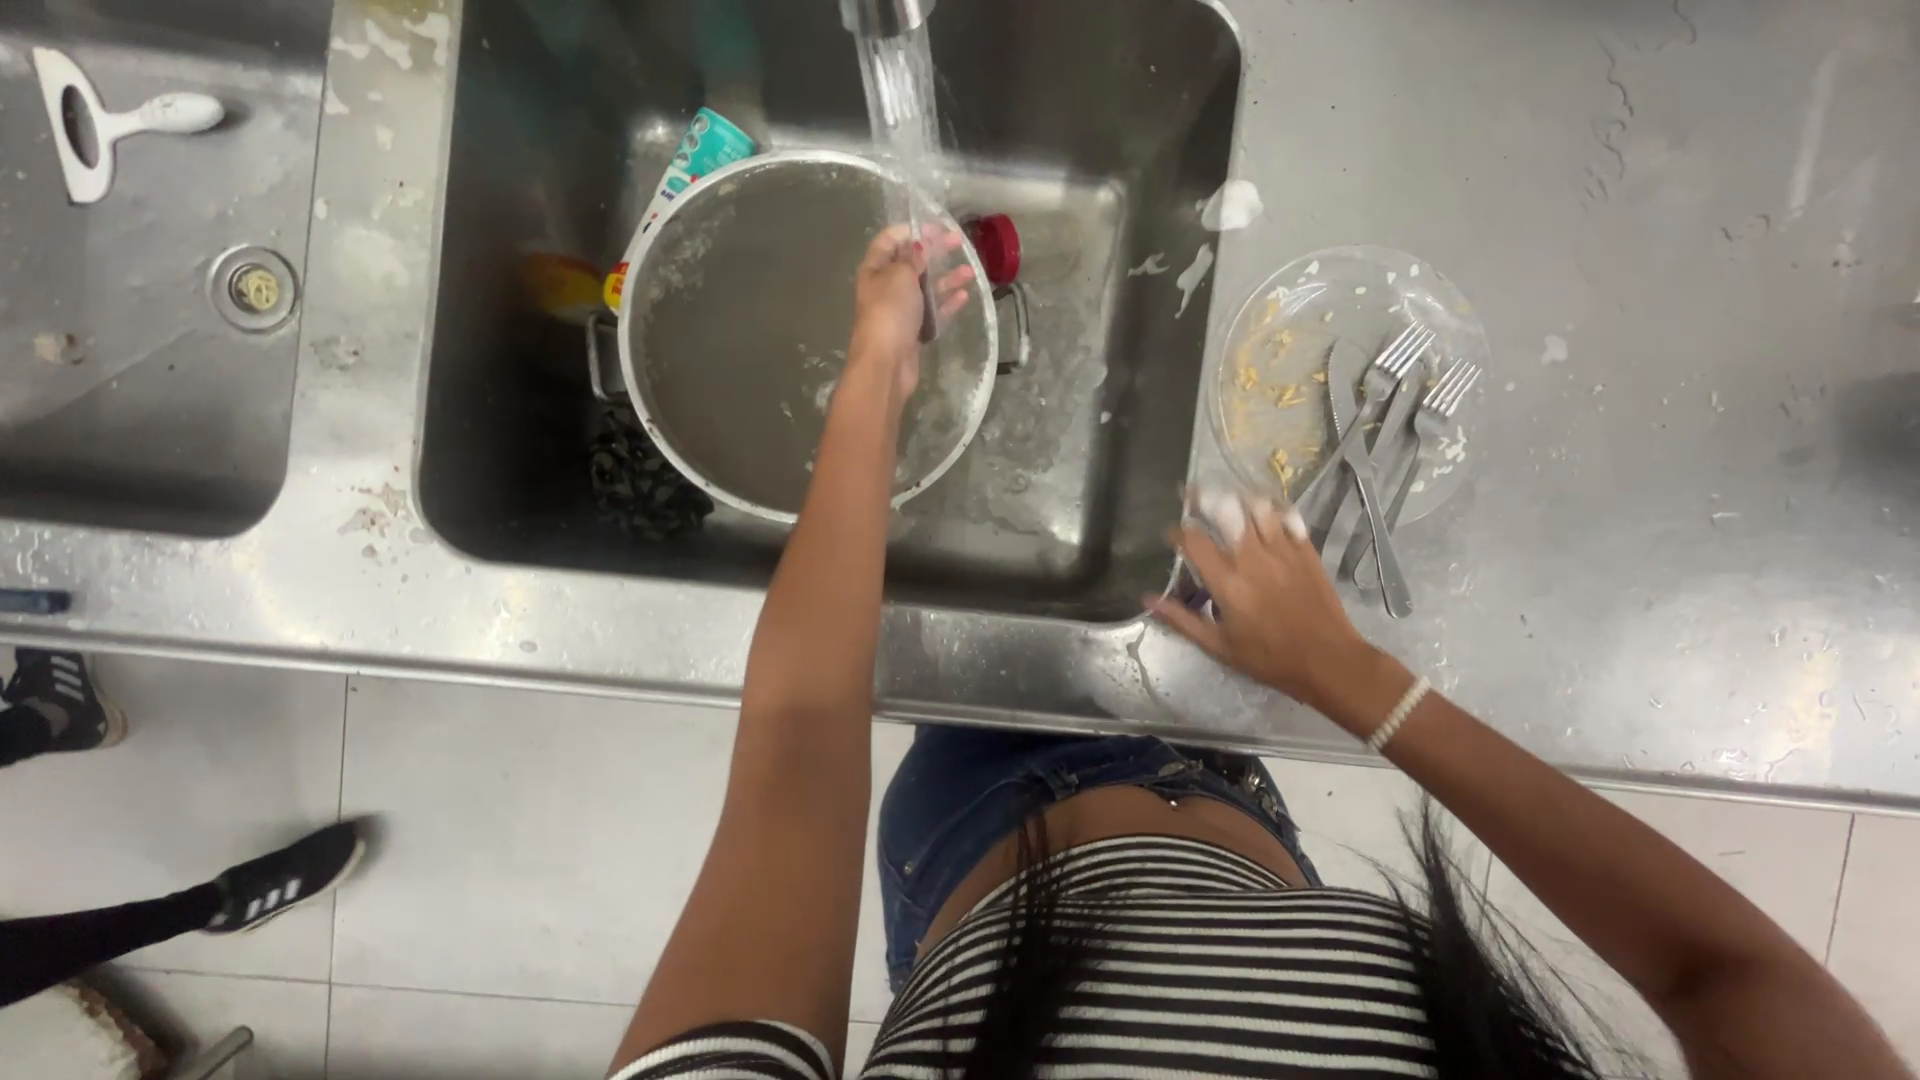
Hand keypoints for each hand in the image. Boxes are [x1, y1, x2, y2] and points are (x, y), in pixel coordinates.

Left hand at [850, 225, 975, 407]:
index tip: (935, 227)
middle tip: (958, 242)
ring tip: (969, 271)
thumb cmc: (890, 312)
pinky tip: (964, 295)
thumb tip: (919, 248)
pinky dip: (946, 303)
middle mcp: (885, 288)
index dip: (911, 230)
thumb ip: (912, 259)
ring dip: (946, 278)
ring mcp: (899, 311)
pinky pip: (932, 312)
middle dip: (933, 252)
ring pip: (925, 288)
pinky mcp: (913, 331)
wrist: (886, 362)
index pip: (889, 240)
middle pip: (910, 263)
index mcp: (874, 269)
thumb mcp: (901, 275)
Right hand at [1146, 497, 1401, 720]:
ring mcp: (1283, 551)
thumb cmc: (1269, 658)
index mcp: (1227, 582)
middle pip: (1225, 511)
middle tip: (1191, 493)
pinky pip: (1288, 516)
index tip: (1170, 532)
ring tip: (1226, 494)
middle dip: (1204, 497)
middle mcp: (1253, 558)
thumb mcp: (1219, 646)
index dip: (1177, 531)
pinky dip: (1271, 507)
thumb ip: (1182, 619)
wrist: (1328, 660)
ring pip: (1257, 507)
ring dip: (1237, 497)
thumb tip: (1148, 599)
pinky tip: (1263, 507)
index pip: (1193, 541)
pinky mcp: (1306, 550)